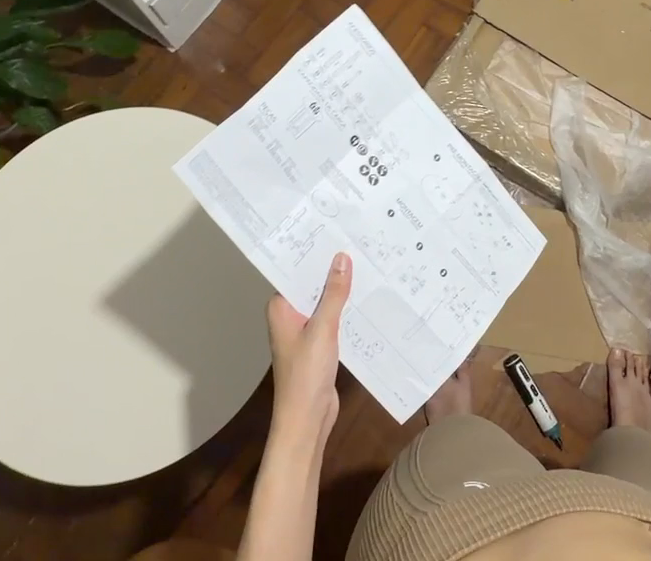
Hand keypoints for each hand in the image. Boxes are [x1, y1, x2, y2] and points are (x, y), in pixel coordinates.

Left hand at [266, 252, 352, 441]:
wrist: (307, 419)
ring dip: (344, 290)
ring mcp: (305, 330)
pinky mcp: (320, 344)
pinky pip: (334, 318)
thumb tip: (342, 257)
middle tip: (360, 243)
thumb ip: (333, 294)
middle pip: (313, 285)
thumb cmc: (306, 373)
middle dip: (334, 269)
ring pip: (326, 301)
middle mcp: (290, 314)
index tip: (337, 231)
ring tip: (369, 264)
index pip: (297, 271)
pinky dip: (348, 310)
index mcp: (281, 307)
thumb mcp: (323, 329)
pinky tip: (368, 297)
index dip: (316, 253)